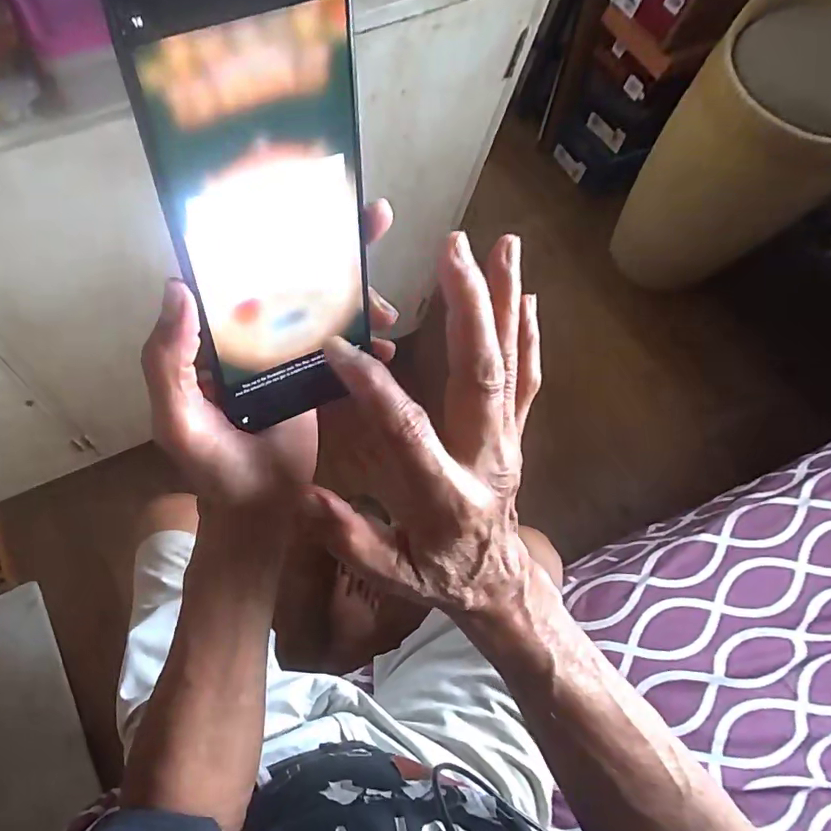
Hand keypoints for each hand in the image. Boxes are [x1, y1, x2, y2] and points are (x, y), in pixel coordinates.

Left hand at [142, 200, 398, 510]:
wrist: (259, 509)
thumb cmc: (211, 466)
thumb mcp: (175, 418)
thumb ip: (167, 360)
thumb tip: (176, 286)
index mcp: (211, 337)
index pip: (231, 273)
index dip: (256, 230)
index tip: (290, 193)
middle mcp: (248, 336)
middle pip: (286, 277)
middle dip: (327, 246)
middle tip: (367, 218)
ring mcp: (285, 354)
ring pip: (321, 307)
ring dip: (357, 294)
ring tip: (384, 306)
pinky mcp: (315, 376)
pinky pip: (342, 345)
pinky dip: (366, 337)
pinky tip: (387, 340)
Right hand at [301, 232, 540, 623]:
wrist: (498, 585)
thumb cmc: (439, 577)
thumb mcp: (390, 574)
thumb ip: (348, 537)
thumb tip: (305, 496)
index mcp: (445, 492)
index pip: (406, 427)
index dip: (371, 385)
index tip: (337, 346)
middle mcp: (485, 456)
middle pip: (481, 375)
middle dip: (467, 308)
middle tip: (455, 250)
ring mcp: (506, 440)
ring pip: (509, 364)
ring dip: (505, 302)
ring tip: (503, 245)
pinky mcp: (514, 433)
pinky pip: (525, 378)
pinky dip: (525, 333)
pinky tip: (523, 296)